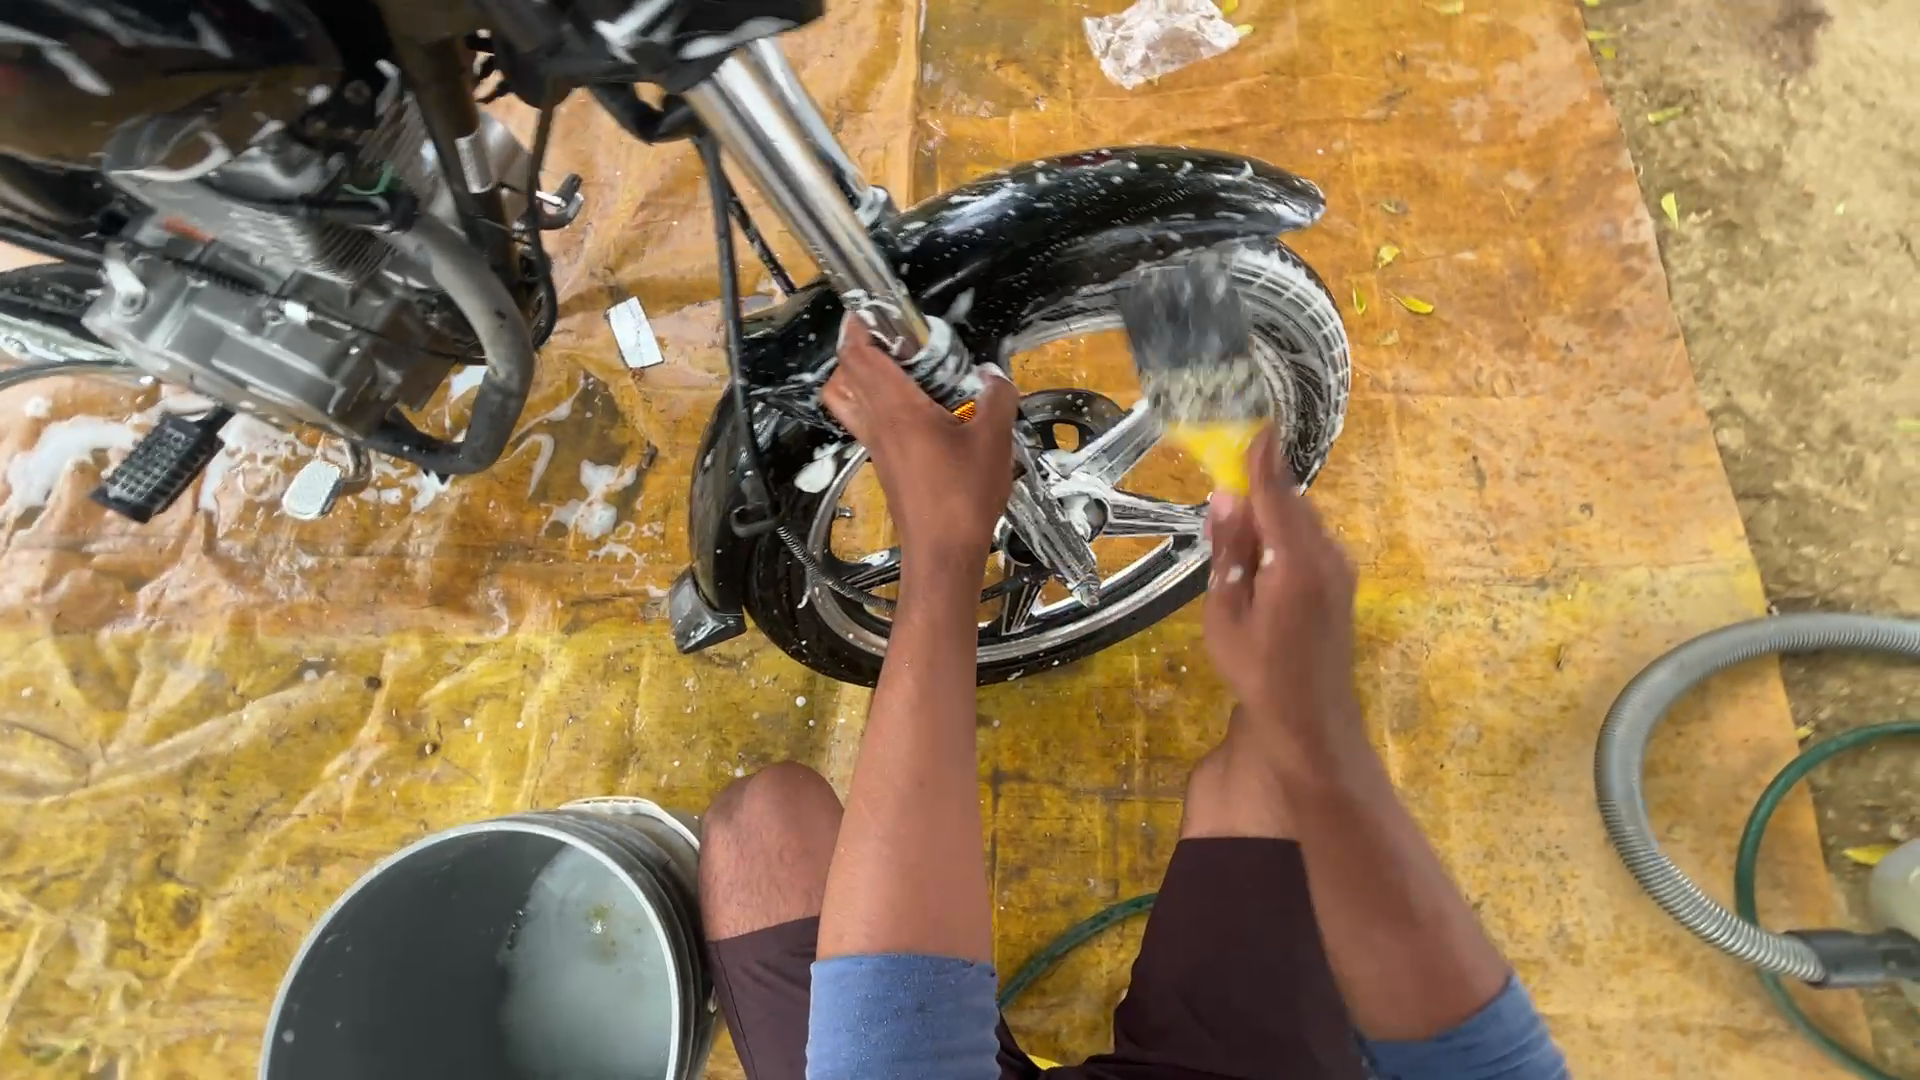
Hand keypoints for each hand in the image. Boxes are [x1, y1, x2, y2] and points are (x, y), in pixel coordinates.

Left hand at [821, 315, 1018, 565]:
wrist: (943, 551)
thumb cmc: (964, 495)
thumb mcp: (994, 440)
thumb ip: (997, 400)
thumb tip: (995, 379)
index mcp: (897, 408)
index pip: (858, 355)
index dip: (858, 327)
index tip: (873, 311)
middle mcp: (877, 424)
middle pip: (844, 375)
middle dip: (858, 348)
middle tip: (892, 338)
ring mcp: (875, 447)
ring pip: (848, 402)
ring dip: (860, 378)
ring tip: (897, 370)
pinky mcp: (883, 466)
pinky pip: (866, 424)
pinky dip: (876, 406)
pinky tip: (914, 410)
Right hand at [1203, 428, 1363, 754]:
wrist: (1310, 718)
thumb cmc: (1256, 669)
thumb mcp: (1225, 611)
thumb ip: (1229, 552)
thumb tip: (1225, 499)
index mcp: (1296, 562)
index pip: (1276, 495)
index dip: (1263, 460)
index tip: (1258, 424)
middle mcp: (1327, 557)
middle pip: (1291, 506)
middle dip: (1259, 493)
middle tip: (1223, 499)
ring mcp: (1340, 570)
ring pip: (1301, 525)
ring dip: (1270, 517)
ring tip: (1235, 536)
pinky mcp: (1341, 583)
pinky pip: (1309, 543)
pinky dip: (1283, 536)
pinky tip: (1260, 560)